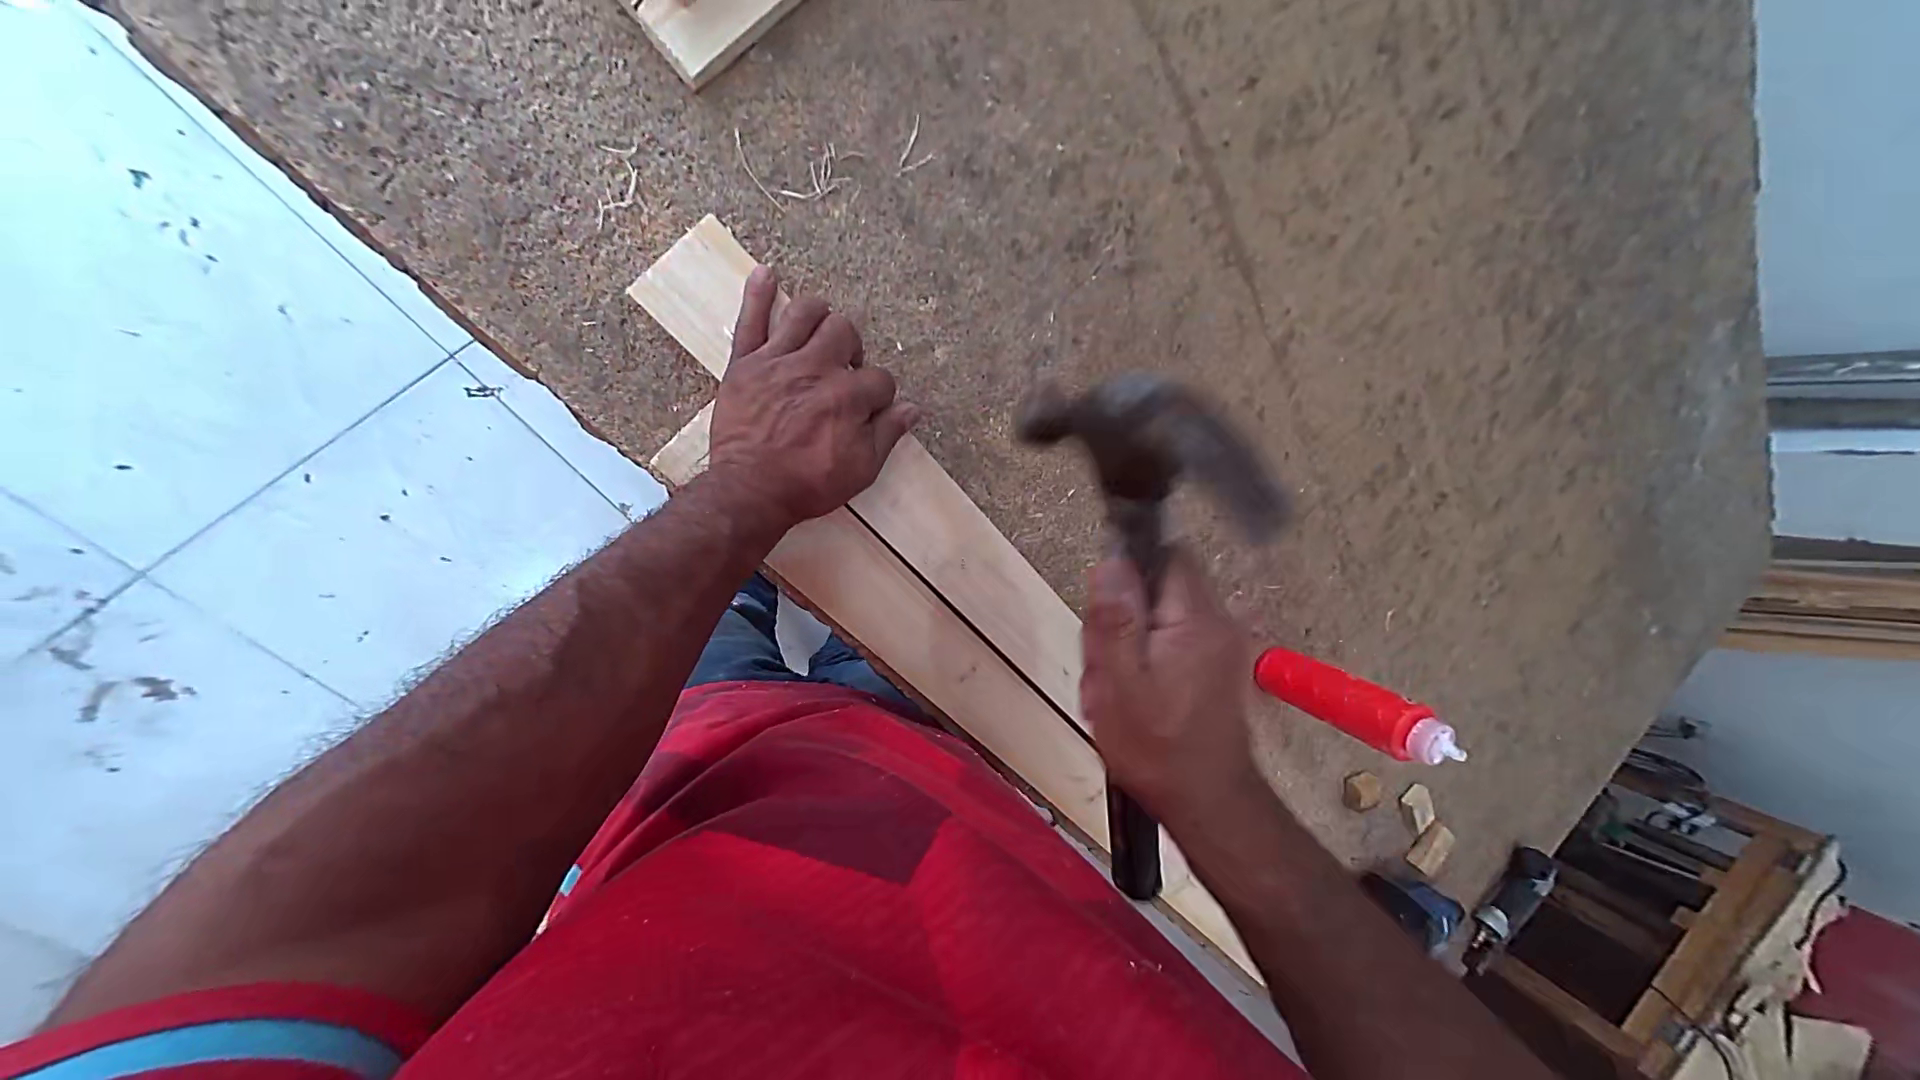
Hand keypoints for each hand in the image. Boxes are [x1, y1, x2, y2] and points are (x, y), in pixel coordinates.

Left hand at [705, 266, 919, 533]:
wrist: (750, 491)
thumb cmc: (808, 484)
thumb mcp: (862, 470)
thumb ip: (888, 434)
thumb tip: (912, 409)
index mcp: (848, 396)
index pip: (880, 379)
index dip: (881, 395)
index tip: (872, 410)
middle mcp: (817, 368)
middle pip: (846, 332)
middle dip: (853, 349)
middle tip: (845, 371)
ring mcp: (778, 361)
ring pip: (806, 312)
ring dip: (820, 316)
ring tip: (821, 332)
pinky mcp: (746, 364)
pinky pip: (751, 319)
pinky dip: (758, 294)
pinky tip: (766, 274)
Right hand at [1080, 550, 1263, 826]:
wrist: (1205, 803)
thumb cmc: (1158, 748)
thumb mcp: (1118, 682)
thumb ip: (1113, 619)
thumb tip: (1112, 562)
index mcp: (1195, 620)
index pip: (1167, 555)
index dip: (1129, 570)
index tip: (1107, 607)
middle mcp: (1218, 624)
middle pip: (1160, 586)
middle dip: (1124, 613)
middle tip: (1107, 659)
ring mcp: (1221, 645)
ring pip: (1161, 615)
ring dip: (1131, 640)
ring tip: (1118, 683)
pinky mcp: (1216, 666)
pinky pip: (1172, 641)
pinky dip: (1147, 659)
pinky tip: (1134, 694)